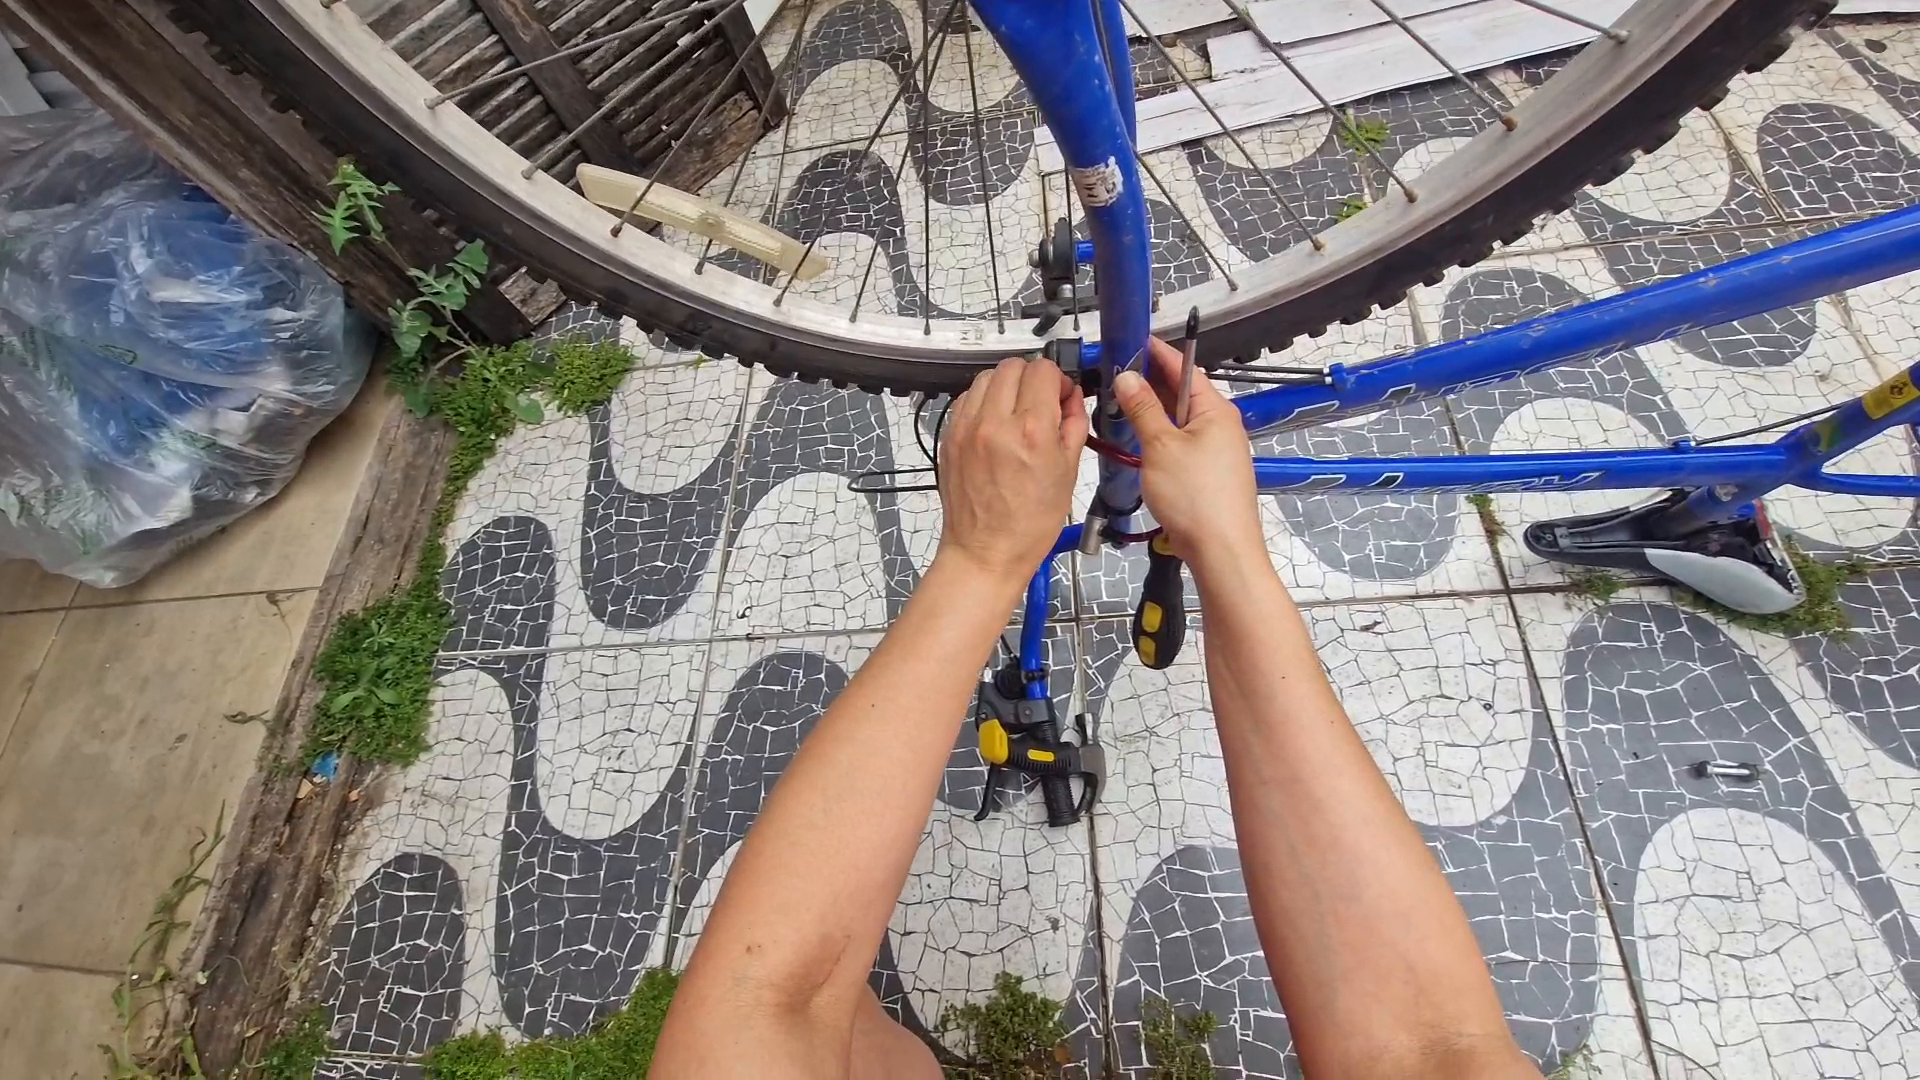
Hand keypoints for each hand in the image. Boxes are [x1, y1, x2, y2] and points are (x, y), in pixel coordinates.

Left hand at [937, 357, 1087, 582]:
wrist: (985, 551)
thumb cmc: (1029, 524)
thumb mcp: (1068, 473)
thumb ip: (1073, 425)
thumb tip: (1071, 397)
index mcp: (1031, 431)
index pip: (1042, 370)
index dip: (1057, 380)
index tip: (1061, 397)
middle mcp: (994, 422)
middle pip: (1013, 366)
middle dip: (1032, 378)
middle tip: (1040, 402)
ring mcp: (966, 428)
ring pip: (986, 377)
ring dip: (1006, 386)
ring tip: (1016, 413)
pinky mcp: (949, 437)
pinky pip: (967, 399)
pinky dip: (983, 402)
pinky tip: (995, 425)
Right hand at [1111, 337, 1263, 571]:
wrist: (1220, 549)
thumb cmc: (1194, 494)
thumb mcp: (1160, 446)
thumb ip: (1142, 409)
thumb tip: (1126, 376)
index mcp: (1215, 410)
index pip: (1184, 368)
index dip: (1157, 353)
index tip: (1131, 341)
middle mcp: (1220, 425)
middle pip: (1182, 394)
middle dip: (1149, 383)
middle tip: (1114, 375)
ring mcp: (1215, 451)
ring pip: (1178, 421)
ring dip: (1151, 412)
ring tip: (1119, 404)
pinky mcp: (1206, 473)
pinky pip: (1179, 443)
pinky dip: (1157, 436)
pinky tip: (1136, 440)